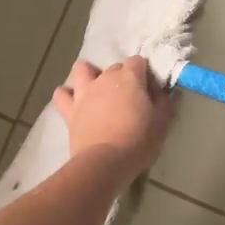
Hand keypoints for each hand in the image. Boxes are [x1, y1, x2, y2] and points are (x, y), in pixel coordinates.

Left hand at [52, 56, 173, 177]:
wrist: (105, 162)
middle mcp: (106, 77)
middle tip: (129, 99)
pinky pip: (61, 94)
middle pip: (115, 67)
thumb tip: (159, 91)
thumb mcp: (162, 122)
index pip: (138, 61)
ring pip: (82, 69)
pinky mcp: (70, 109)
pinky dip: (66, 95)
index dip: (145, 75)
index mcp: (130, 77)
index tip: (149, 92)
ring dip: (90, 75)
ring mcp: (85, 91)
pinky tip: (73, 103)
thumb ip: (163, 101)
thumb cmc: (138, 141)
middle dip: (122, 78)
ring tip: (97, 91)